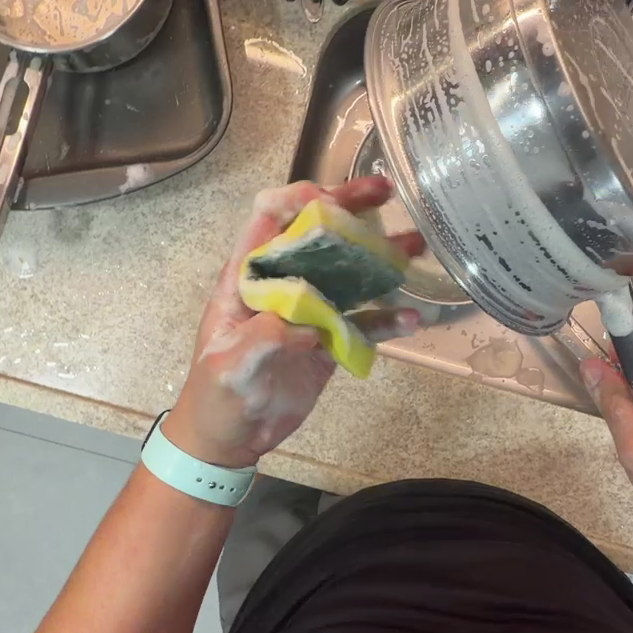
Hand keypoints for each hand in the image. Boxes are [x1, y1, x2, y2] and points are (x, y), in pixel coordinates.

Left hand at [161, 177, 423, 469]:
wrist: (229, 440)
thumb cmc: (216, 398)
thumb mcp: (230, 367)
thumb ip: (264, 338)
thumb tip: (308, 321)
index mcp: (247, 279)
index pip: (268, 221)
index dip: (298, 201)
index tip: (332, 198)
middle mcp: (282, 286)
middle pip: (316, 236)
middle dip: (349, 211)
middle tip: (385, 193)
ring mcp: (309, 313)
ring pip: (347, 275)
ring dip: (380, 259)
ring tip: (416, 245)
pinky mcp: (329, 342)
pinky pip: (362, 324)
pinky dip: (386, 320)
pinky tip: (411, 319)